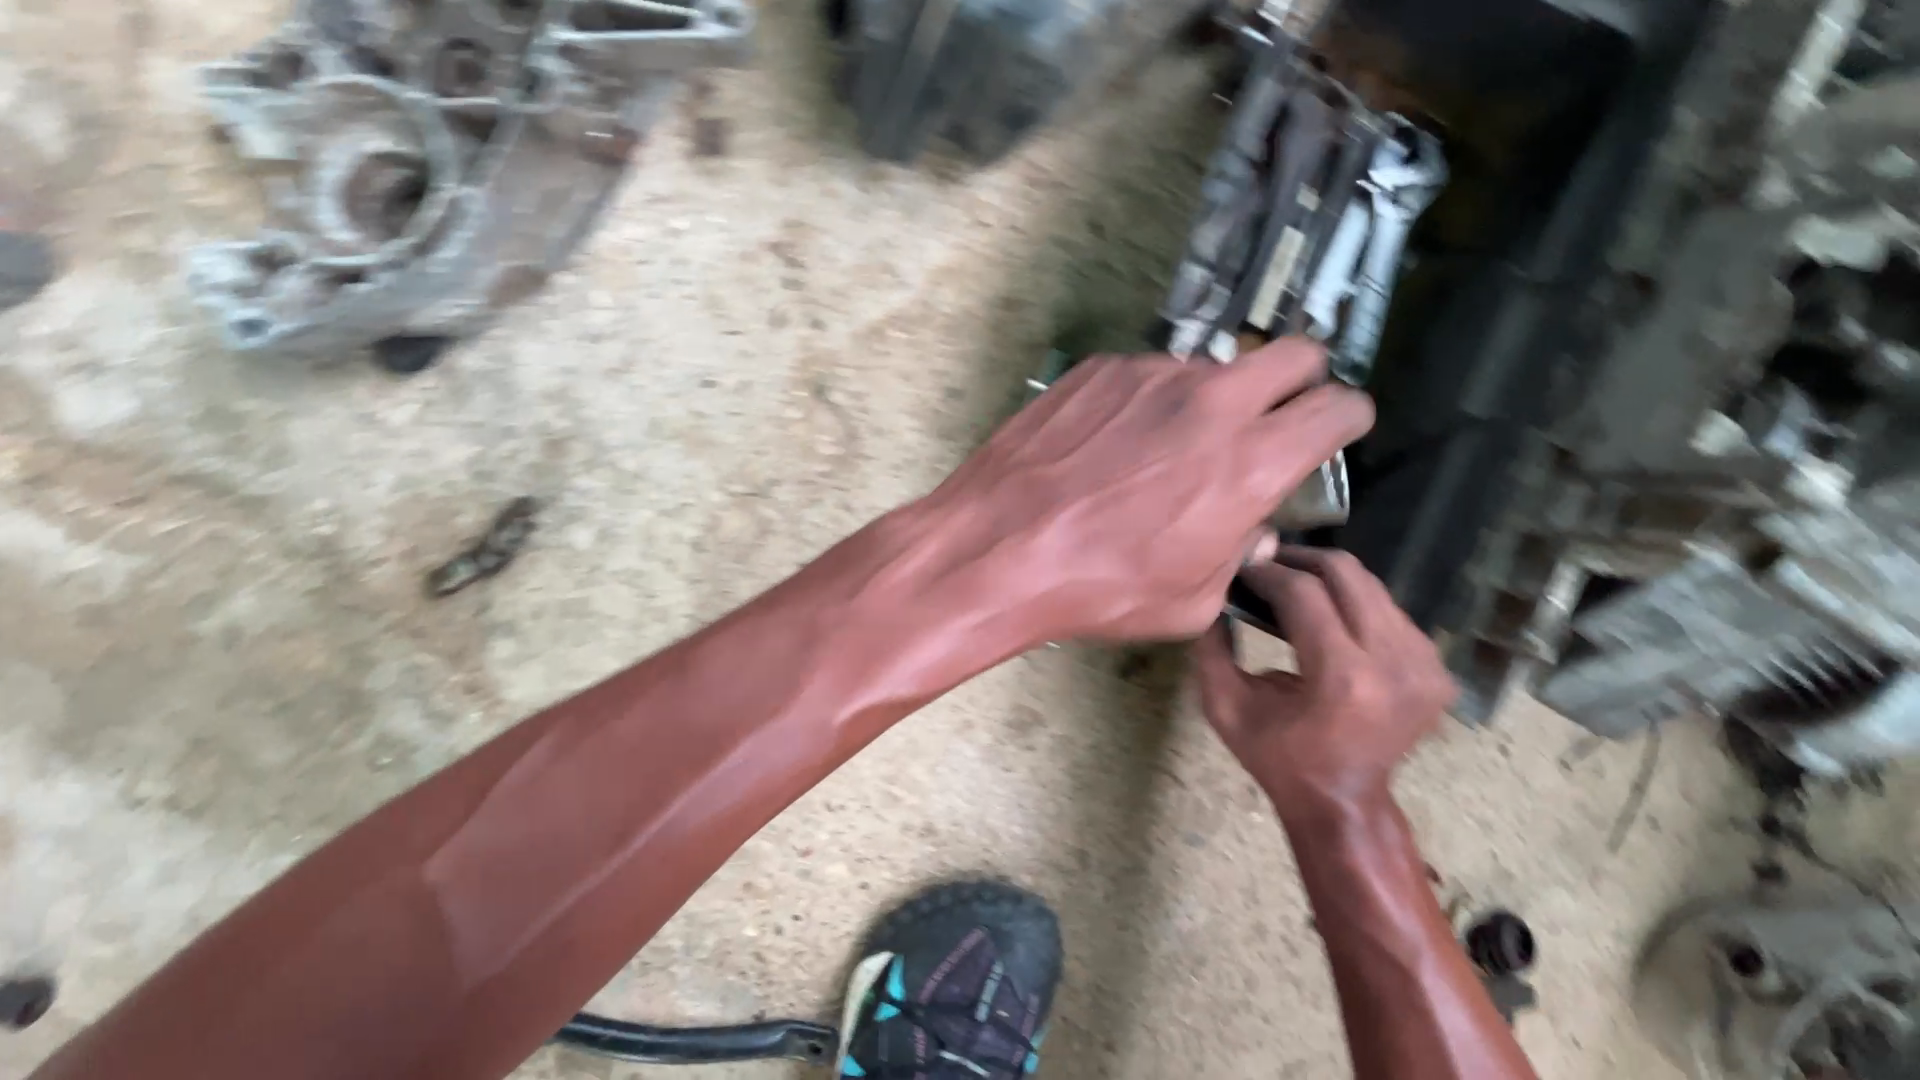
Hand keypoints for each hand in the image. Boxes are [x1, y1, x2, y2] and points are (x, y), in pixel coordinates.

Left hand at [909, 340, 1372, 644]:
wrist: (999, 547)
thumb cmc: (1101, 587)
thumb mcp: (1192, 601)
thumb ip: (1239, 555)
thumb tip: (1252, 529)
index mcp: (1252, 460)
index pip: (1337, 407)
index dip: (1348, 416)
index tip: (1338, 428)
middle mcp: (1213, 401)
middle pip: (1294, 352)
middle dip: (1301, 379)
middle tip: (1277, 414)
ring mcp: (1152, 376)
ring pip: (1210, 368)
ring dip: (1209, 400)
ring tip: (1164, 449)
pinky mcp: (1101, 369)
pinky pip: (1146, 377)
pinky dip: (1146, 404)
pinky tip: (1110, 445)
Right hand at [1193, 548, 1456, 809]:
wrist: (1343, 802)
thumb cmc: (1278, 758)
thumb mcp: (1225, 707)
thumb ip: (1212, 648)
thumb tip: (1215, 596)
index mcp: (1342, 677)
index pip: (1304, 594)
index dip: (1268, 572)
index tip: (1243, 567)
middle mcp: (1394, 663)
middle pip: (1348, 575)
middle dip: (1302, 560)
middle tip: (1269, 562)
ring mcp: (1425, 665)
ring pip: (1373, 588)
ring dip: (1329, 580)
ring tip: (1294, 587)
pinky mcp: (1437, 670)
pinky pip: (1392, 613)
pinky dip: (1357, 606)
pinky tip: (1330, 618)